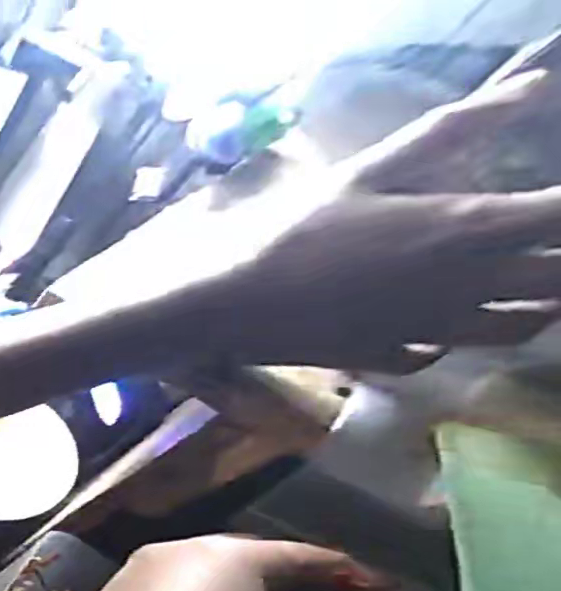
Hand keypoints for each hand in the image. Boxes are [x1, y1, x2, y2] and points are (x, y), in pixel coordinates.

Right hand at [193, 65, 560, 371]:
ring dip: (531, 308)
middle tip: (543, 249)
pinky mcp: (371, 355)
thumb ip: (445, 132)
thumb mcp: (355, 176)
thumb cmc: (280, 235)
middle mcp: (460, 282)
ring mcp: (417, 326)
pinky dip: (445, 342)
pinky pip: (434, 355)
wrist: (213, 303)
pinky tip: (428, 328)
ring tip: (516, 293)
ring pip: (518, 326)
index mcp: (465, 227)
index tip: (553, 204)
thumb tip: (530, 86)